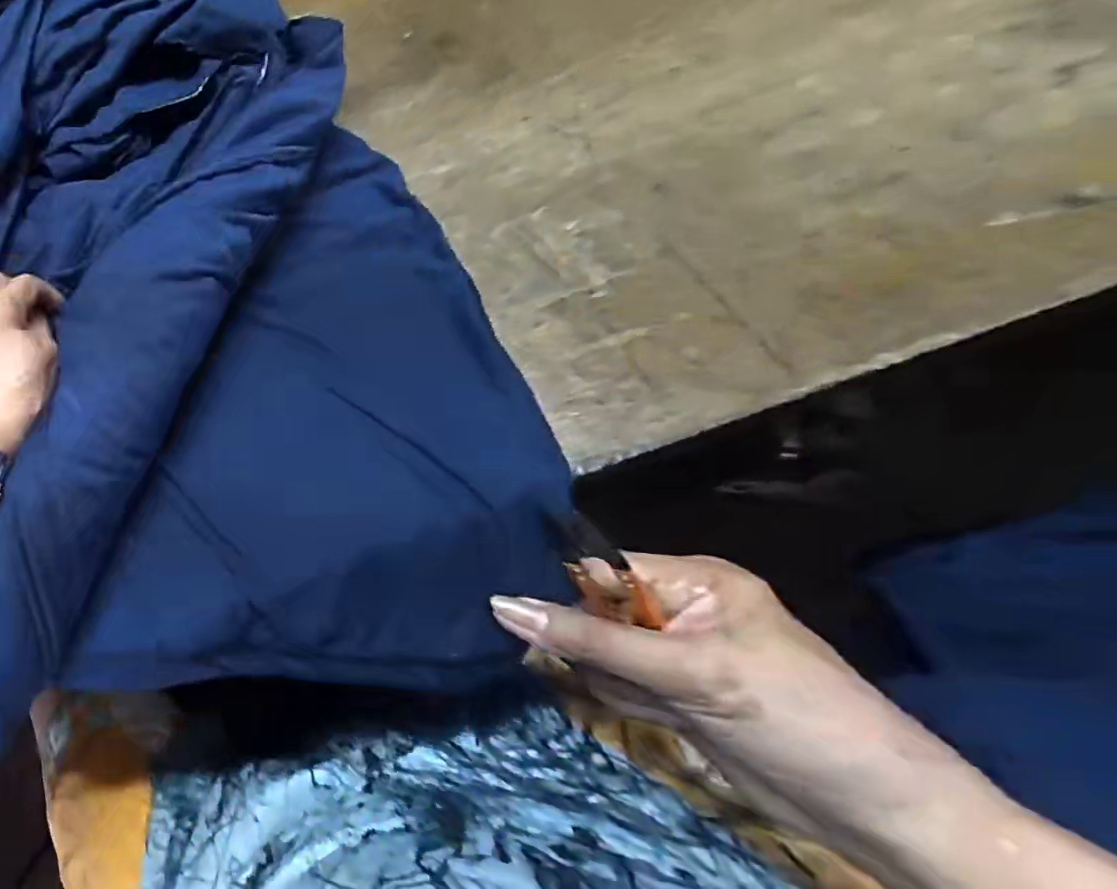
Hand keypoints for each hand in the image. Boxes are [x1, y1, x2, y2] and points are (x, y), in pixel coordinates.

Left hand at [0, 272, 63, 454]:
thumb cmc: (20, 388)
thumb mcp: (46, 352)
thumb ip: (42, 324)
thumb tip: (36, 315)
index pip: (25, 283)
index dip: (48, 292)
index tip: (61, 310)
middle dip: (18, 290)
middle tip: (38, 310)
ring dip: (4, 305)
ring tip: (24, 325)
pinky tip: (9, 338)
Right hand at [490, 555, 1000, 853]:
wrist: (887, 819)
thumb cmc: (798, 719)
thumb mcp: (691, 672)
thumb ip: (592, 638)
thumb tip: (500, 605)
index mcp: (692, 581)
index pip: (601, 569)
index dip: (561, 589)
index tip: (512, 611)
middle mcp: (679, 610)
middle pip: (593, 611)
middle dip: (585, 642)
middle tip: (604, 670)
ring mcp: (676, 656)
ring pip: (599, 652)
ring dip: (608, 679)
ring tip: (656, 705)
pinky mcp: (675, 696)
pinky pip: (618, 684)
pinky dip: (622, 701)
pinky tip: (658, 718)